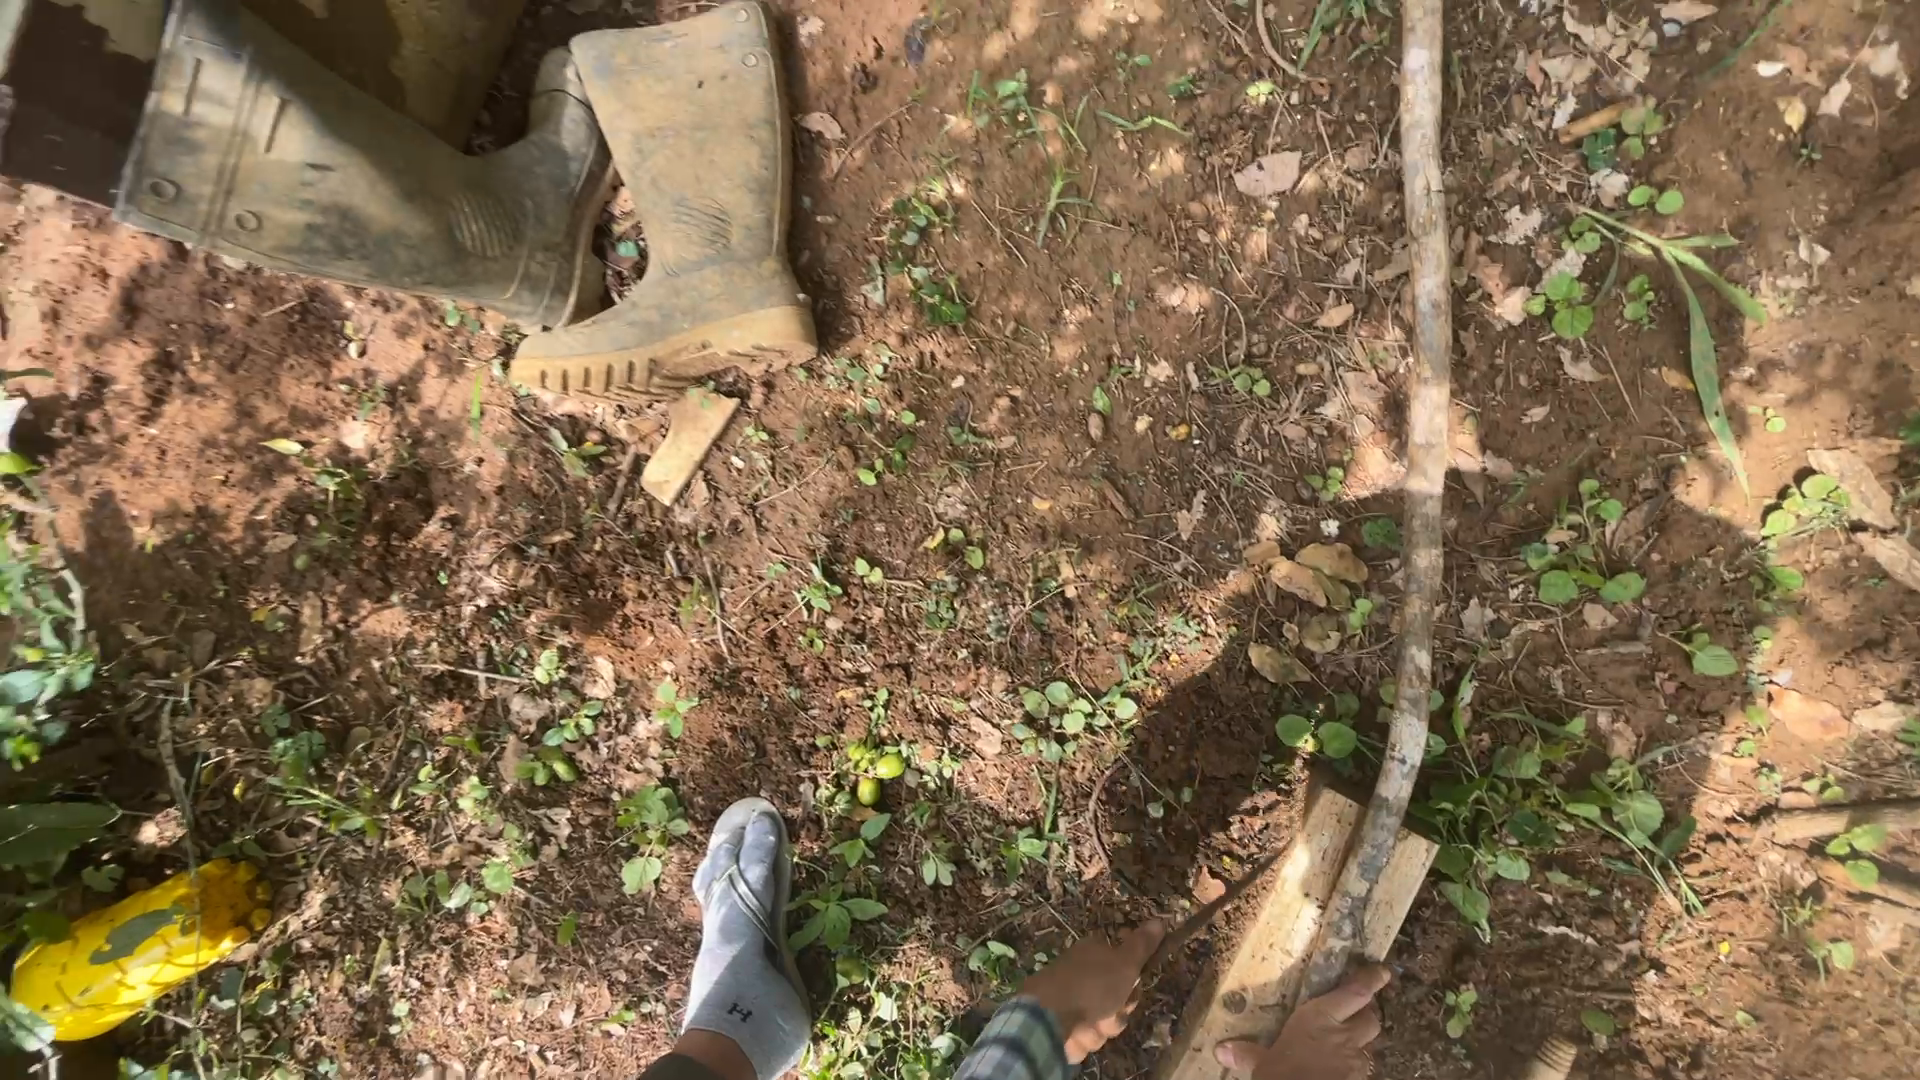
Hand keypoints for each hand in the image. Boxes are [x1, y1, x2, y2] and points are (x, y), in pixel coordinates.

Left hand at [1017, 921, 1165, 1062]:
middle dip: (1120, 1009)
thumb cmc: (1091, 984)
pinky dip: (1088, 1037)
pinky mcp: (1068, 1024)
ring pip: (1108, 1019)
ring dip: (1104, 1026)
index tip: (1132, 987)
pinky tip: (1080, 1034)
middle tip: (1113, 1007)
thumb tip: (1160, 920)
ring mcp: (1076, 999)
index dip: (1133, 981)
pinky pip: (1090, 1035)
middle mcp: (1085, 972)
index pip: (1126, 965)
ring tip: (1093, 1023)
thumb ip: (1142, 945)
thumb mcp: (1124, 963)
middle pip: (1119, 996)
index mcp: (1095, 951)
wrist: (1051, 1018)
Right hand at [1213, 965, 1391, 1079]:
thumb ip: (1247, 1054)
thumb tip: (1220, 1049)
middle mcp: (1344, 1038)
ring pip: (1372, 1047)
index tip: (1382, 970)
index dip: (1370, 981)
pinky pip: (1366, 1071)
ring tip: (1349, 1043)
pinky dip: (1357, 1068)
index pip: (1353, 994)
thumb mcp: (1262, 1065)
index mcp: (1319, 1019)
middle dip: (1368, 1014)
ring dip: (1364, 1043)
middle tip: (1357, 1011)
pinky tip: (1342, 1070)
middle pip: (1371, 1020)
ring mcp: (1357, 1065)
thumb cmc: (1283, 1076)